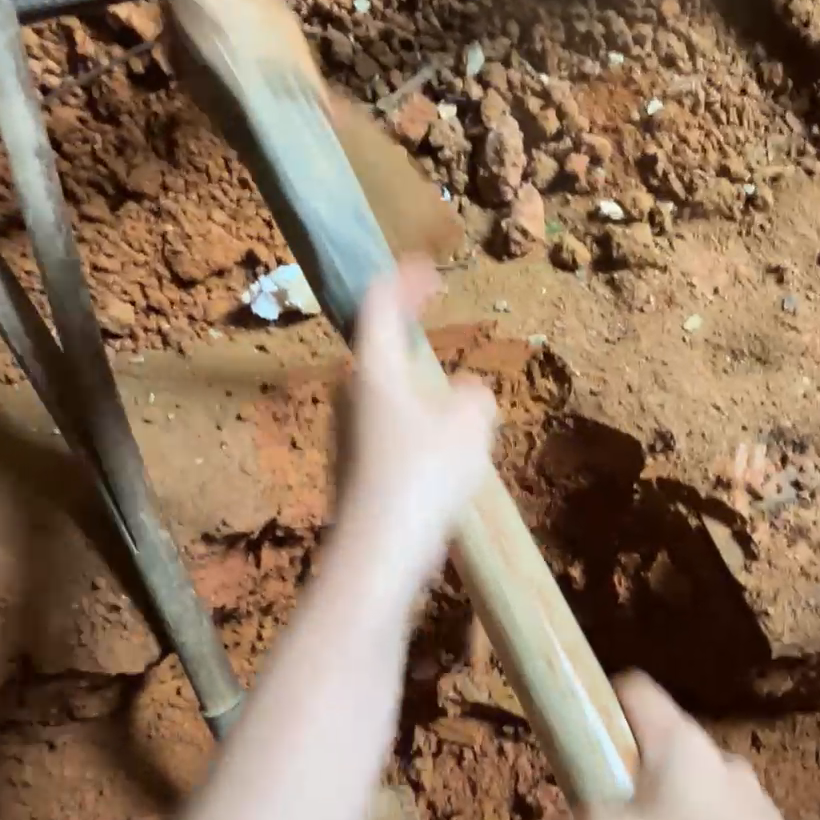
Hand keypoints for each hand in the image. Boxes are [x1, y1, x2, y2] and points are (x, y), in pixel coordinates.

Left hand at [333, 258, 497, 575]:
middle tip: (438, 334)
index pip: (379, 303)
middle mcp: (351, 394)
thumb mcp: (470, 423)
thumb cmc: (424, 475)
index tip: (428, 267)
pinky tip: (443, 457)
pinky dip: (415, 426)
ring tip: (455, 407)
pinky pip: (389, 430)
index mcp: (373, 369)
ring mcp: (346, 434)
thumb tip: (464, 394)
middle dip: (411, 337)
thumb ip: (473, 396)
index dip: (405, 279)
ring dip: (418, 390)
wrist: (378, 552)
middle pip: (379, 350)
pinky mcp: (353, 468)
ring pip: (387, 394)